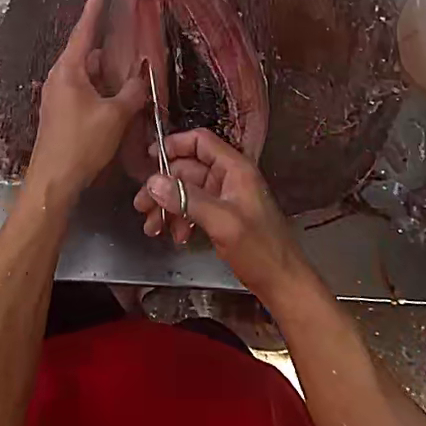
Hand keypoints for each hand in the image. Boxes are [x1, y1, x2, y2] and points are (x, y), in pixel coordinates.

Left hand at [27, 0, 147, 199]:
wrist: (54, 178)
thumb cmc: (82, 142)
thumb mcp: (115, 115)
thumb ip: (132, 93)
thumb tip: (142, 78)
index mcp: (68, 70)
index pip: (83, 32)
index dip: (94, 12)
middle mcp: (58, 78)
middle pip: (85, 54)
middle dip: (106, 48)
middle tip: (128, 42)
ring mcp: (56, 96)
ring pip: (85, 75)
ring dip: (105, 74)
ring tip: (129, 73)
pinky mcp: (59, 113)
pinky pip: (82, 91)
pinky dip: (99, 89)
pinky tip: (116, 98)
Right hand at [133, 129, 311, 298]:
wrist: (283, 284)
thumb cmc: (262, 251)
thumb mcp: (222, 222)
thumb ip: (187, 199)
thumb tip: (154, 182)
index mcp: (235, 169)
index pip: (200, 142)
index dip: (173, 145)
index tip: (150, 158)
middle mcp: (229, 178)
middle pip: (186, 169)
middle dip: (163, 186)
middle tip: (143, 204)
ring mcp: (224, 197)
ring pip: (186, 190)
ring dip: (167, 206)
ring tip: (153, 225)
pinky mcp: (221, 216)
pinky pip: (192, 208)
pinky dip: (179, 219)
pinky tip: (175, 234)